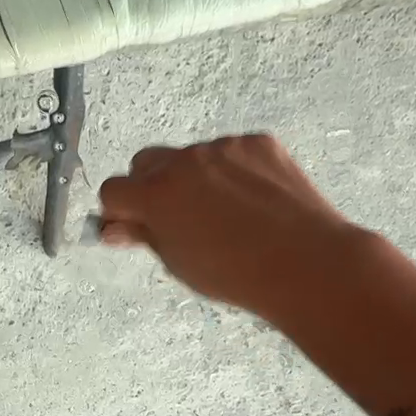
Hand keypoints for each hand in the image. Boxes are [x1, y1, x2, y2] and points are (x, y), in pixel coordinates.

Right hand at [97, 134, 376, 315]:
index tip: (131, 227)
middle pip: (145, 162)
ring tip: (220, 215)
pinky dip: (229, 172)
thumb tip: (113, 228)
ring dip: (191, 179)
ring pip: (190, 157)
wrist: (302, 261)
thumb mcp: (175, 261)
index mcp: (157, 194)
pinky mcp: (258, 143)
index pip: (112, 189)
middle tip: (171, 219)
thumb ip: (142, 236)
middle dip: (148, 186)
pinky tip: (248, 203)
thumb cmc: (231, 273)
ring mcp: (224, 147)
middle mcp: (185, 160)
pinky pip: (229, 152)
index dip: (117, 210)